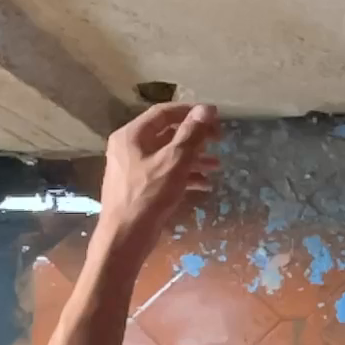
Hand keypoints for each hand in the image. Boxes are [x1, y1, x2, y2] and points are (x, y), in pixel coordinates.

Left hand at [96, 102, 219, 256]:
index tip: (216, 118)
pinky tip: (204, 184)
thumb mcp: (175, 162)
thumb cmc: (149, 196)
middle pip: (167, 134)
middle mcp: (130, 147)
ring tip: (216, 166)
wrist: (126, 235)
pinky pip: (165, 172)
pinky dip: (185, 175)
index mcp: (132, 135)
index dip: (191, 113)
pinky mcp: (140, 186)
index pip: (164, 113)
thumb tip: (207, 109)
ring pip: (168, 155)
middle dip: (195, 137)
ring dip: (194, 158)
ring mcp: (133, 167)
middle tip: (219, 140)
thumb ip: (192, 134)